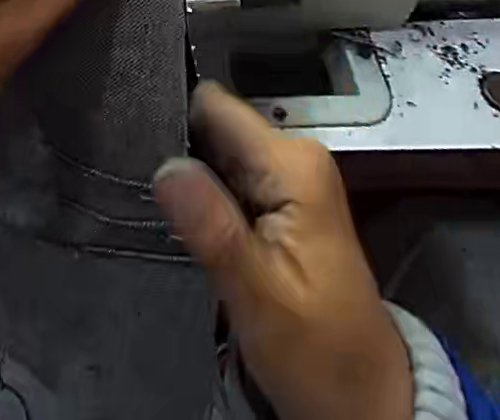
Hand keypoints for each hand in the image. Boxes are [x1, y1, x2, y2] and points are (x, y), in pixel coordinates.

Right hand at [153, 84, 412, 419]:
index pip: (218, 108)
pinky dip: (206, 196)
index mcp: (294, 163)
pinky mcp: (283, 198)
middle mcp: (294, 155)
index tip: (137, 146)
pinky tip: (187, 223)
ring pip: (219, 152)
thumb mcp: (259, 296)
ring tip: (162, 213)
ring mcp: (290, 176)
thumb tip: (166, 167)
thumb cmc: (320, 349)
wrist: (362, 392)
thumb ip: (213, 226)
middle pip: (216, 127)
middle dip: (180, 154)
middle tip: (143, 196)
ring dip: (190, 178)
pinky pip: (230, 178)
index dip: (176, 121)